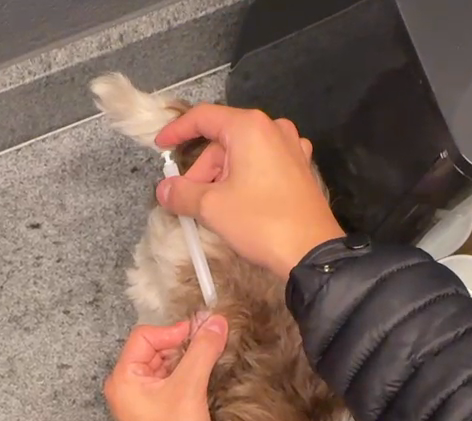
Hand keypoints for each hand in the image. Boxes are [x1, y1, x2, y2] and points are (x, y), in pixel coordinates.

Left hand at [103, 317, 227, 420]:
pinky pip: (169, 383)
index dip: (173, 331)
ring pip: (164, 366)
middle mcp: (126, 387)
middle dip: (181, 345)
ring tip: (209, 360)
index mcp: (123, 378)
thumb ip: (202, 351)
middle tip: (209, 344)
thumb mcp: (190, 389)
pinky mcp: (155, 412)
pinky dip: (185, 376)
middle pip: (154, 349)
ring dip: (186, 360)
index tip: (201, 333)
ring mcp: (140, 401)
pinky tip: (203, 377)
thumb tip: (217, 322)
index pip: (145, 336)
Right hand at [155, 105, 345, 278]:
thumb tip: (163, 189)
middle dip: (202, 171)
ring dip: (222, 179)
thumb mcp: (212, 208)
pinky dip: (244, 180)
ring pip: (242, 156)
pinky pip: (262, 166)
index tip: (160, 147)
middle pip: (223, 142)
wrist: (310, 251)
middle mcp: (272, 128)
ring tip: (213, 210)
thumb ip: (182, 194)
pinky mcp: (300, 169)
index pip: (204, 118)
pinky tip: (239, 203)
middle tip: (188, 202)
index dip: (177, 131)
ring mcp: (291, 148)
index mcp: (249, 127)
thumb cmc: (260, 222)